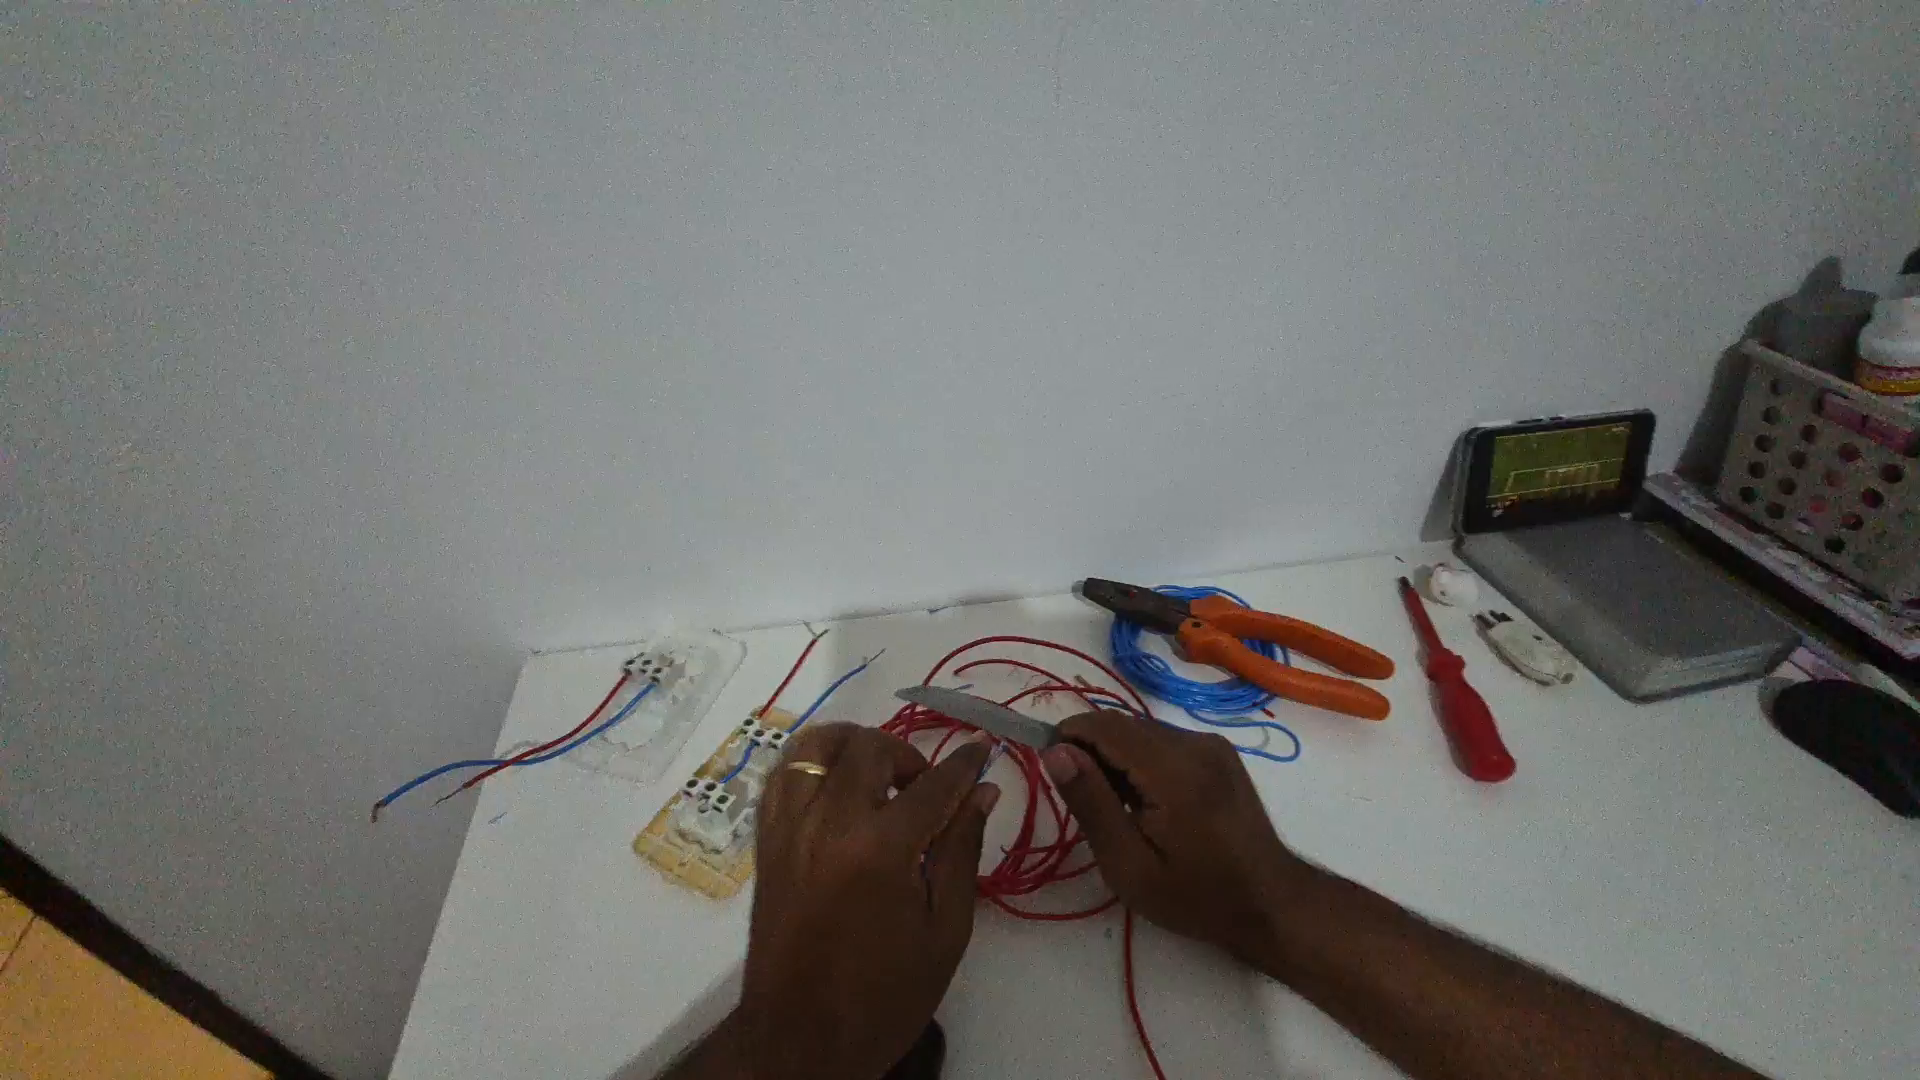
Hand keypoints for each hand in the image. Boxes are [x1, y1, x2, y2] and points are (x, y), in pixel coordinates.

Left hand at [734, 723, 998, 1079]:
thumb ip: (962, 848)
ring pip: (815, 746)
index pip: (932, 784)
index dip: (963, 763)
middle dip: (907, 755)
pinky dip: (814, 765)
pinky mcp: (766, 840)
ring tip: (876, 775)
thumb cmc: (885, 993)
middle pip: (869, 749)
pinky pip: (784, 775)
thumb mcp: (944, 929)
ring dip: (853, 746)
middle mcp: (828, 823)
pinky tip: (837, 788)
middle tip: (924, 787)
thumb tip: (984, 790)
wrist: (800, 1040)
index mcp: (880, 849)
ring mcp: (789, 827)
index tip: (980, 748)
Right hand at [1040, 711, 1311, 967]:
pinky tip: (1145, 799)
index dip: (1068, 737)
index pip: (1103, 725)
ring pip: (1140, 729)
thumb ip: (1091, 803)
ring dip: (1115, 754)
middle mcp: (1194, 743)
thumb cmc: (1196, 896)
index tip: (1050, 767)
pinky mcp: (1218, 750)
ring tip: (1117, 805)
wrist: (1272, 905)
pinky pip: (1161, 739)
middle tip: (1085, 799)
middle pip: (1121, 723)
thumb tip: (1055, 751)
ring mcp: (1210, 743)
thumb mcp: (1129, 866)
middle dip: (1090, 749)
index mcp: (1173, 770)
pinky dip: (1140, 758)